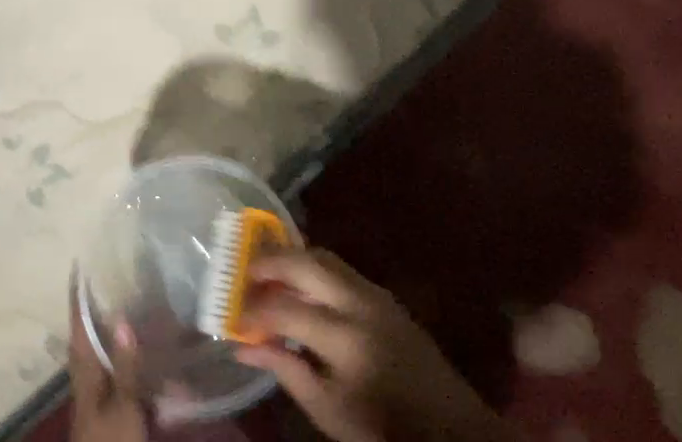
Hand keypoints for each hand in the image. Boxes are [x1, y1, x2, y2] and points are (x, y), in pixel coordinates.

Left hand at [68, 284, 147, 441]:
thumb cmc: (109, 440)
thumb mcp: (123, 405)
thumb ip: (125, 364)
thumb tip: (122, 316)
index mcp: (84, 366)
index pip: (79, 320)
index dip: (78, 292)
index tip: (81, 261)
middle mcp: (87, 372)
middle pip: (91, 331)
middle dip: (101, 304)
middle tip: (118, 274)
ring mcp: (97, 389)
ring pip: (106, 349)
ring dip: (118, 329)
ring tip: (139, 303)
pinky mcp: (110, 405)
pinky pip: (120, 370)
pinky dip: (132, 356)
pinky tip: (153, 351)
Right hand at [233, 248, 513, 441]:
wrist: (449, 428)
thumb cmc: (383, 427)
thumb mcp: (328, 410)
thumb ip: (285, 370)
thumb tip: (242, 346)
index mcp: (345, 338)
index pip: (284, 309)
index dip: (252, 310)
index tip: (232, 317)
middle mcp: (360, 304)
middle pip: (305, 263)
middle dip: (268, 263)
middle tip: (242, 273)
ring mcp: (376, 294)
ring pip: (324, 257)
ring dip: (291, 259)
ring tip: (266, 274)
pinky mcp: (385, 296)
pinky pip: (340, 269)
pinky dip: (312, 269)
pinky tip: (299, 286)